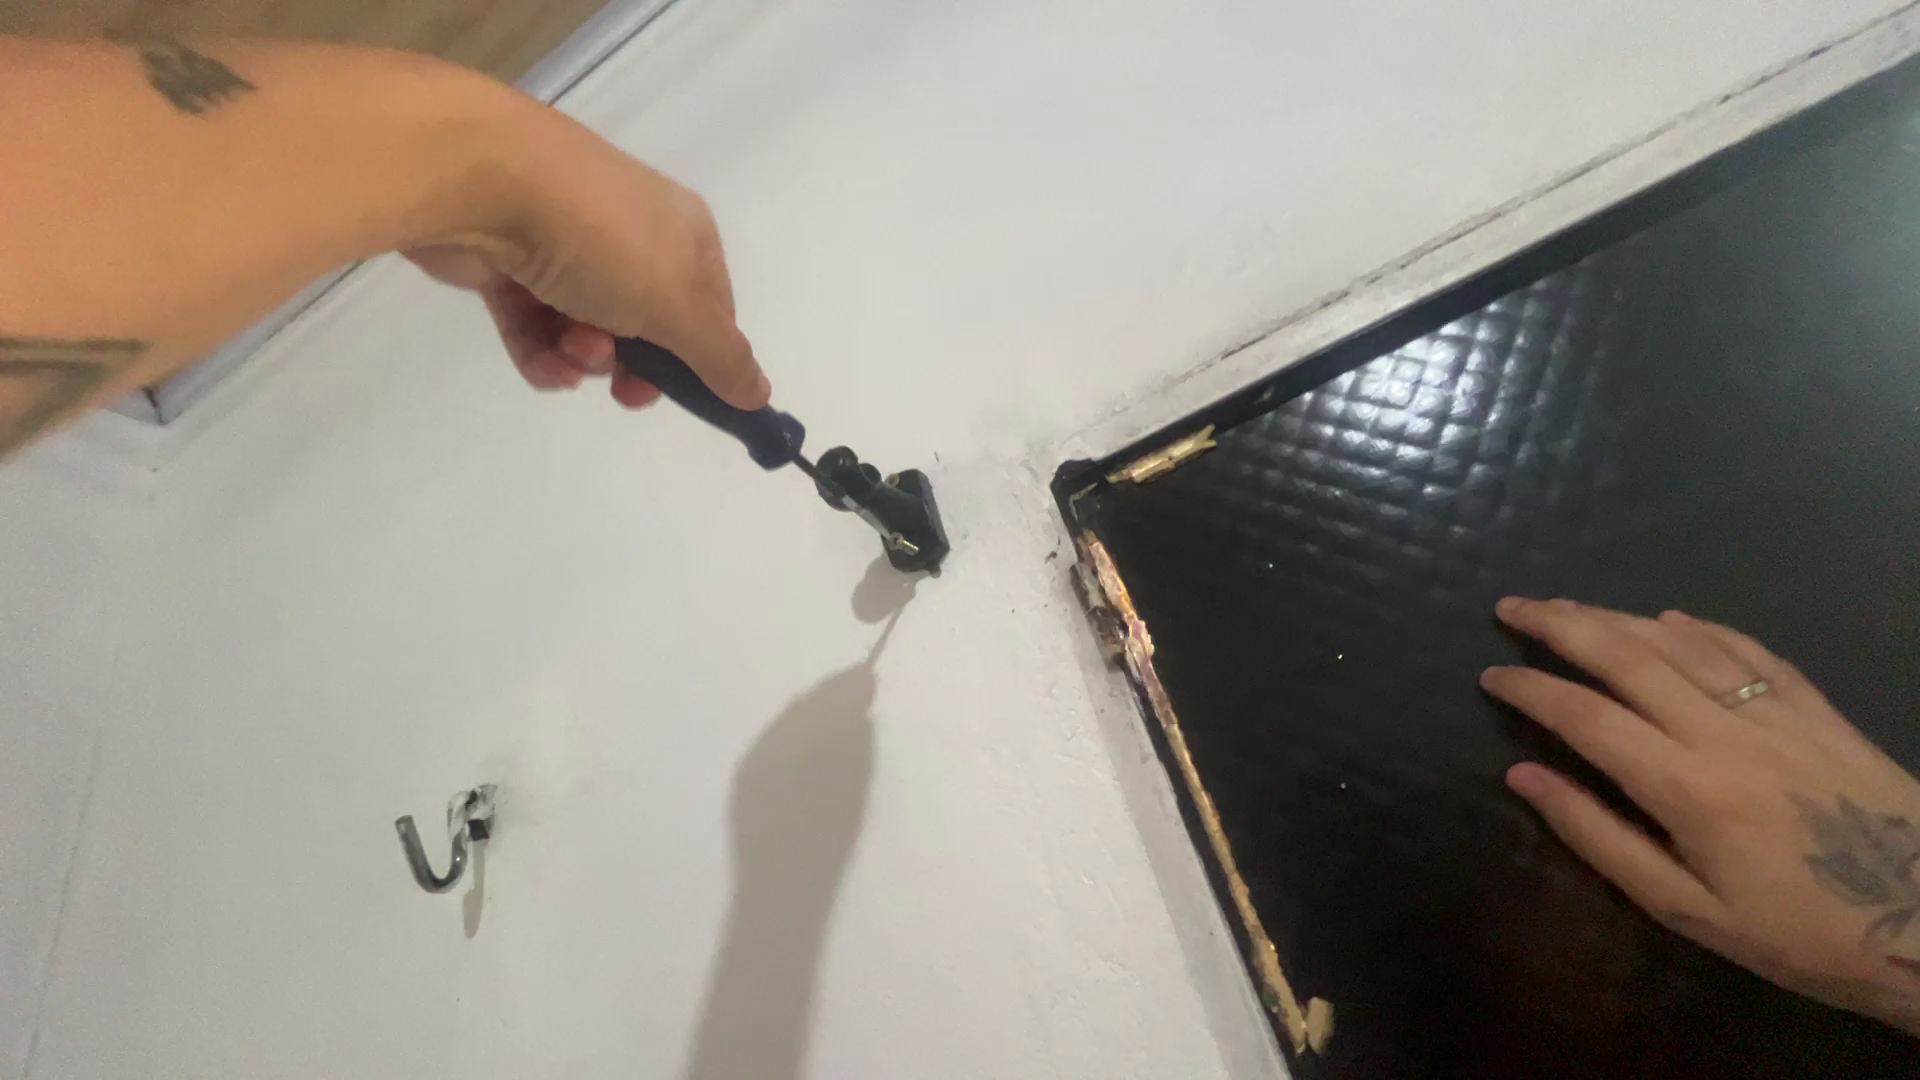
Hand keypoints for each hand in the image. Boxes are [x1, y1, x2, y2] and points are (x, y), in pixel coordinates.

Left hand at [405, 99, 768, 410]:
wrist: (477, 178)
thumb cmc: (603, 241)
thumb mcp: (681, 310)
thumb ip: (723, 359)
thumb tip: (761, 397)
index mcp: (686, 235)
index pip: (713, 311)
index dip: (704, 358)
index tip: (688, 394)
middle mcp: (634, 234)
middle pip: (652, 327)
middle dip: (639, 366)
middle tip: (626, 389)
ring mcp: (569, 243)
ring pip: (593, 330)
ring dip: (588, 358)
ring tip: (571, 350)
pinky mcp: (510, 260)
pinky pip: (539, 323)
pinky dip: (544, 353)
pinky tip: (545, 364)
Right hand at [1484, 598, 1919, 1036]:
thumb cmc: (1804, 934)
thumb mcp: (1686, 908)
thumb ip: (1596, 837)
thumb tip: (1520, 777)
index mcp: (1689, 788)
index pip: (1584, 716)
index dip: (1529, 688)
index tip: (1491, 676)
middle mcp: (1729, 738)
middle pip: (1628, 659)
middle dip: (1559, 625)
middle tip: (1511, 607)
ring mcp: (1783, 721)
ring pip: (1684, 646)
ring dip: (1615, 616)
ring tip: (1565, 604)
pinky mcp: (1826, 718)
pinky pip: (1756, 656)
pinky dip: (1704, 629)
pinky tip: (1669, 618)